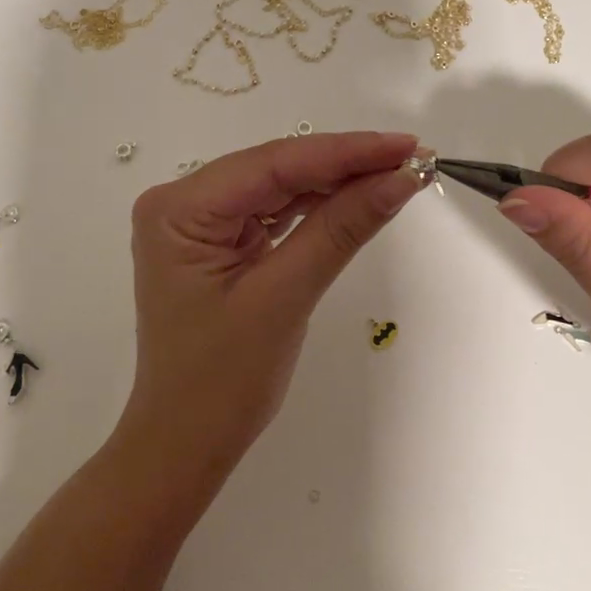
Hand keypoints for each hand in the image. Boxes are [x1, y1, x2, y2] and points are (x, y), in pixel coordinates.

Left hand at [118, 132, 425, 468]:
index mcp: (177, 209)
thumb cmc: (222, 381)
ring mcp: (197, 223)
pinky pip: (272, 213)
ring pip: (277, 187)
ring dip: (335, 183)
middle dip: (344, 164)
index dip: (344, 151)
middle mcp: (180, 203)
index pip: (273, 163)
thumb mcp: (284, 297)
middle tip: (412, 157)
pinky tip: (356, 198)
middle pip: (275, 169)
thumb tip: (400, 179)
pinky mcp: (217, 243)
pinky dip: (315, 209)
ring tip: (396, 173)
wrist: (184, 444)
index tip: (406, 145)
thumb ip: (341, 229)